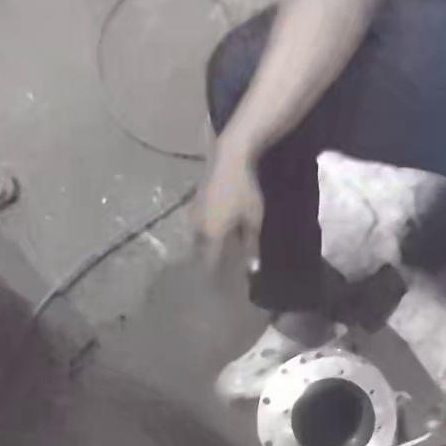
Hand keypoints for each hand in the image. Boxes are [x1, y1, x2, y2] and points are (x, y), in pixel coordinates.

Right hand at [193, 144, 263, 273]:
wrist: (230, 157)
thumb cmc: (245, 191)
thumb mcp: (253, 221)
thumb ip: (251, 245)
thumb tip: (252, 269)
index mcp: (212, 234)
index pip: (209, 262)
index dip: (211, 275)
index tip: (214, 287)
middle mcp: (199, 226)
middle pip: (197, 250)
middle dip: (204, 261)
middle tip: (211, 270)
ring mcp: (194, 212)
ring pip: (193, 237)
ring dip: (199, 246)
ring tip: (208, 252)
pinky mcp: (194, 200)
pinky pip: (194, 224)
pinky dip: (199, 232)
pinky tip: (208, 232)